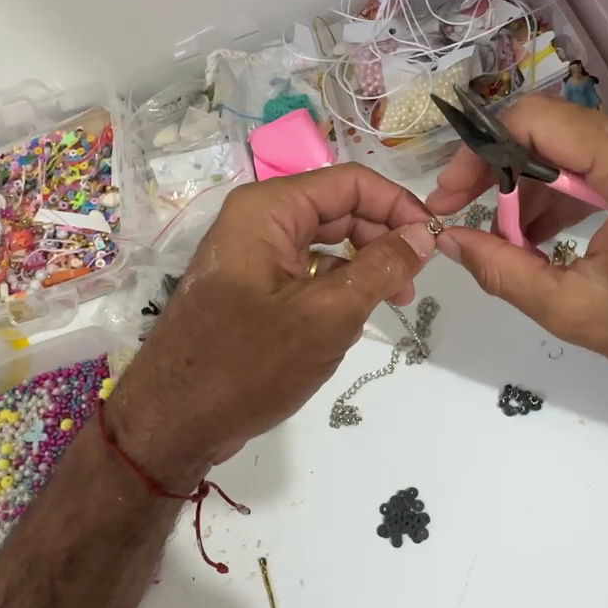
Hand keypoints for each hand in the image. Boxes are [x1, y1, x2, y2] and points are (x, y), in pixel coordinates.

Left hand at [110, 164, 436, 484]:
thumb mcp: (328, 315)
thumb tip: (423, 234)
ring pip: (326, 243)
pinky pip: (306, 271)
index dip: (398, 205)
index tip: (435, 240)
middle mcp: (258, 220)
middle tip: (415, 282)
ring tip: (390, 305)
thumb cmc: (248, 365)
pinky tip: (349, 322)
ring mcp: (252, 254)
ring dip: (362, 269)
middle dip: (382, 240)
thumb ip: (382, 267)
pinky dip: (336, 290)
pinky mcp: (252, 287)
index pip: (351, 183)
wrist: (172, 424)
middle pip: (339, 210)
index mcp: (269, 209)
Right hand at [424, 96, 607, 405]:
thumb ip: (503, 271)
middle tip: (463, 216)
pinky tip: (540, 233)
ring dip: (529, 187)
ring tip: (503, 239)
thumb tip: (448, 240)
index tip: (451, 195)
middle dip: (500, 172)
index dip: (481, 152)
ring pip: (571, 145)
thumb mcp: (577, 311)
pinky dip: (563, 191)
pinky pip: (598, 160)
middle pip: (552, 130)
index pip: (537, 121)